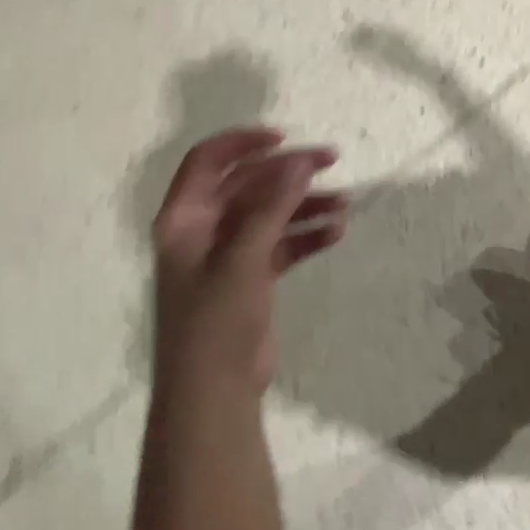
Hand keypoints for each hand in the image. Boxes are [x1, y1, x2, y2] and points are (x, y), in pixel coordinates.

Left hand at [150, 128, 347, 389]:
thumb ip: (271, 207)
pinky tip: (336, 234)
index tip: (285, 137)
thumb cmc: (215, 321)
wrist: (212, 392)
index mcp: (185, 220)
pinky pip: (282, 242)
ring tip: (345, 204)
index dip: (242, 143)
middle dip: (288, 172)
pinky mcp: (251, 277)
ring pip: (270, 212)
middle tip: (331, 162)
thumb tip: (299, 162)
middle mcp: (204, 230)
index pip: (207, 162)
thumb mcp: (243, 259)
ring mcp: (228, 254)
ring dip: (305, 204)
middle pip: (248, 184)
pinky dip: (307, 236)